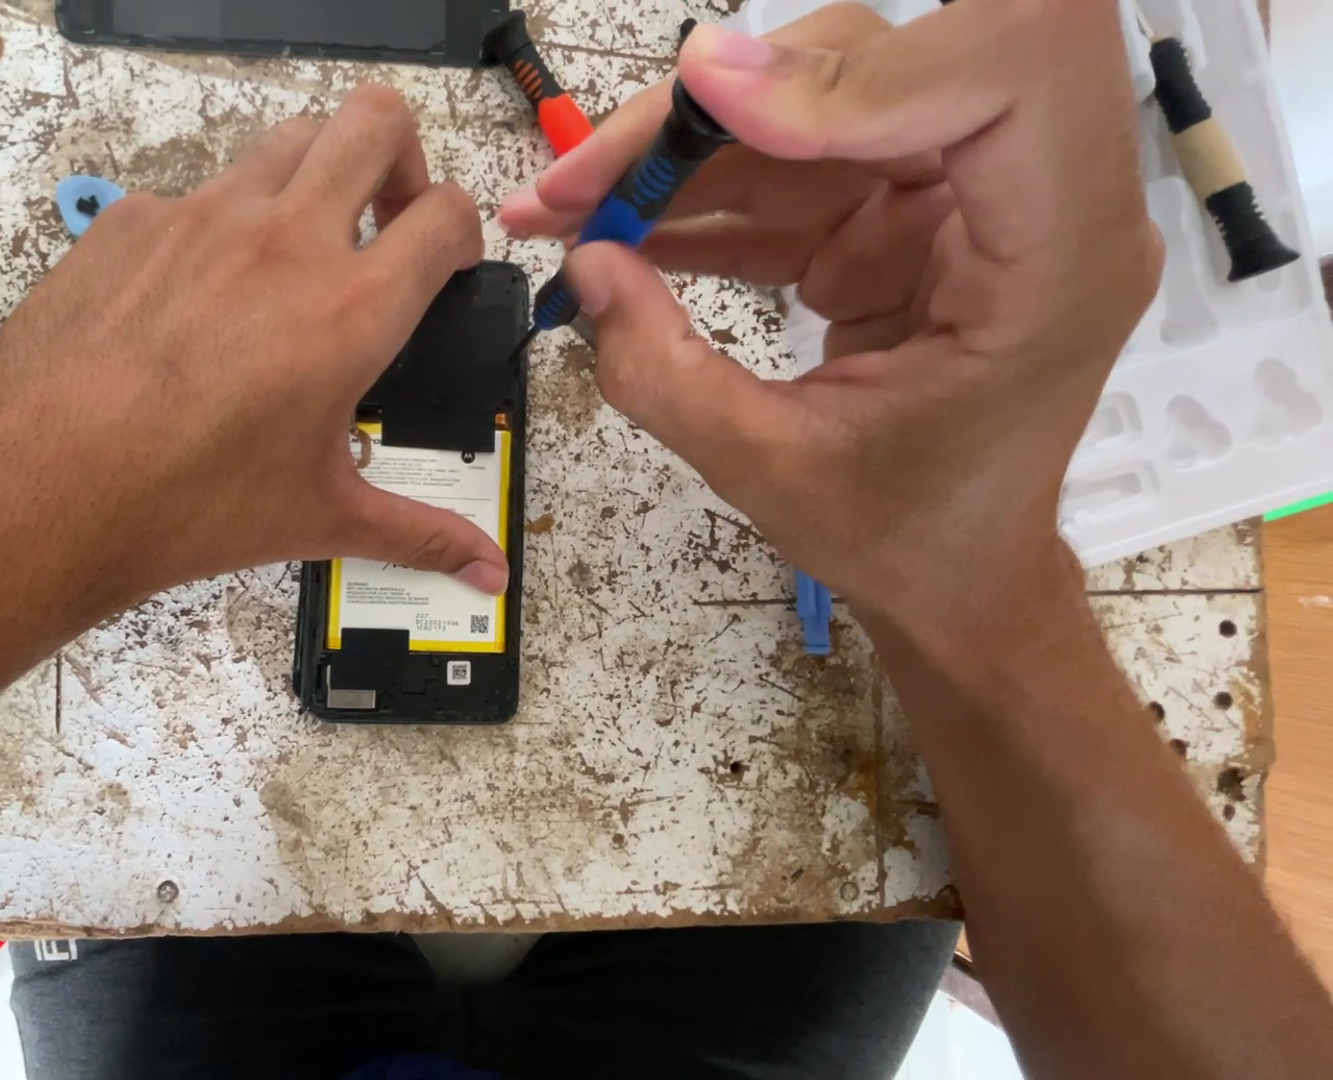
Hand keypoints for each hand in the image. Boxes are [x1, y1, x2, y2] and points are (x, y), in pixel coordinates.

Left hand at [0, 84, 505, 670]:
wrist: (42, 489)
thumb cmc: (190, 505)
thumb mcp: (323, 518)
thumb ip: (422, 534)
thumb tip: (489, 573)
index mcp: (350, 309)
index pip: (447, 215)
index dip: (461, 234)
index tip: (446, 268)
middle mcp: (283, 239)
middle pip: (376, 121)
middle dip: (401, 160)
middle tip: (385, 228)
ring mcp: (199, 218)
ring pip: (286, 140)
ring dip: (314, 177)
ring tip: (297, 258)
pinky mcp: (128, 224)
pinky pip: (193, 194)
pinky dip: (219, 226)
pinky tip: (196, 303)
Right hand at [499, 1, 1160, 635]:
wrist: (945, 568)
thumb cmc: (893, 534)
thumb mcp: (763, 469)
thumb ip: (663, 372)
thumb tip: (583, 264)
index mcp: (1052, 262)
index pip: (1003, 77)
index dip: (848, 72)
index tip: (704, 101)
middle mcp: (1023, 197)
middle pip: (873, 71)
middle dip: (708, 118)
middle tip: (577, 181)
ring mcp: (951, 203)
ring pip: (805, 119)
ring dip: (674, 159)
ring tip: (564, 210)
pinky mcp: (890, 223)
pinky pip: (782, 182)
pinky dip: (691, 204)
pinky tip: (613, 235)